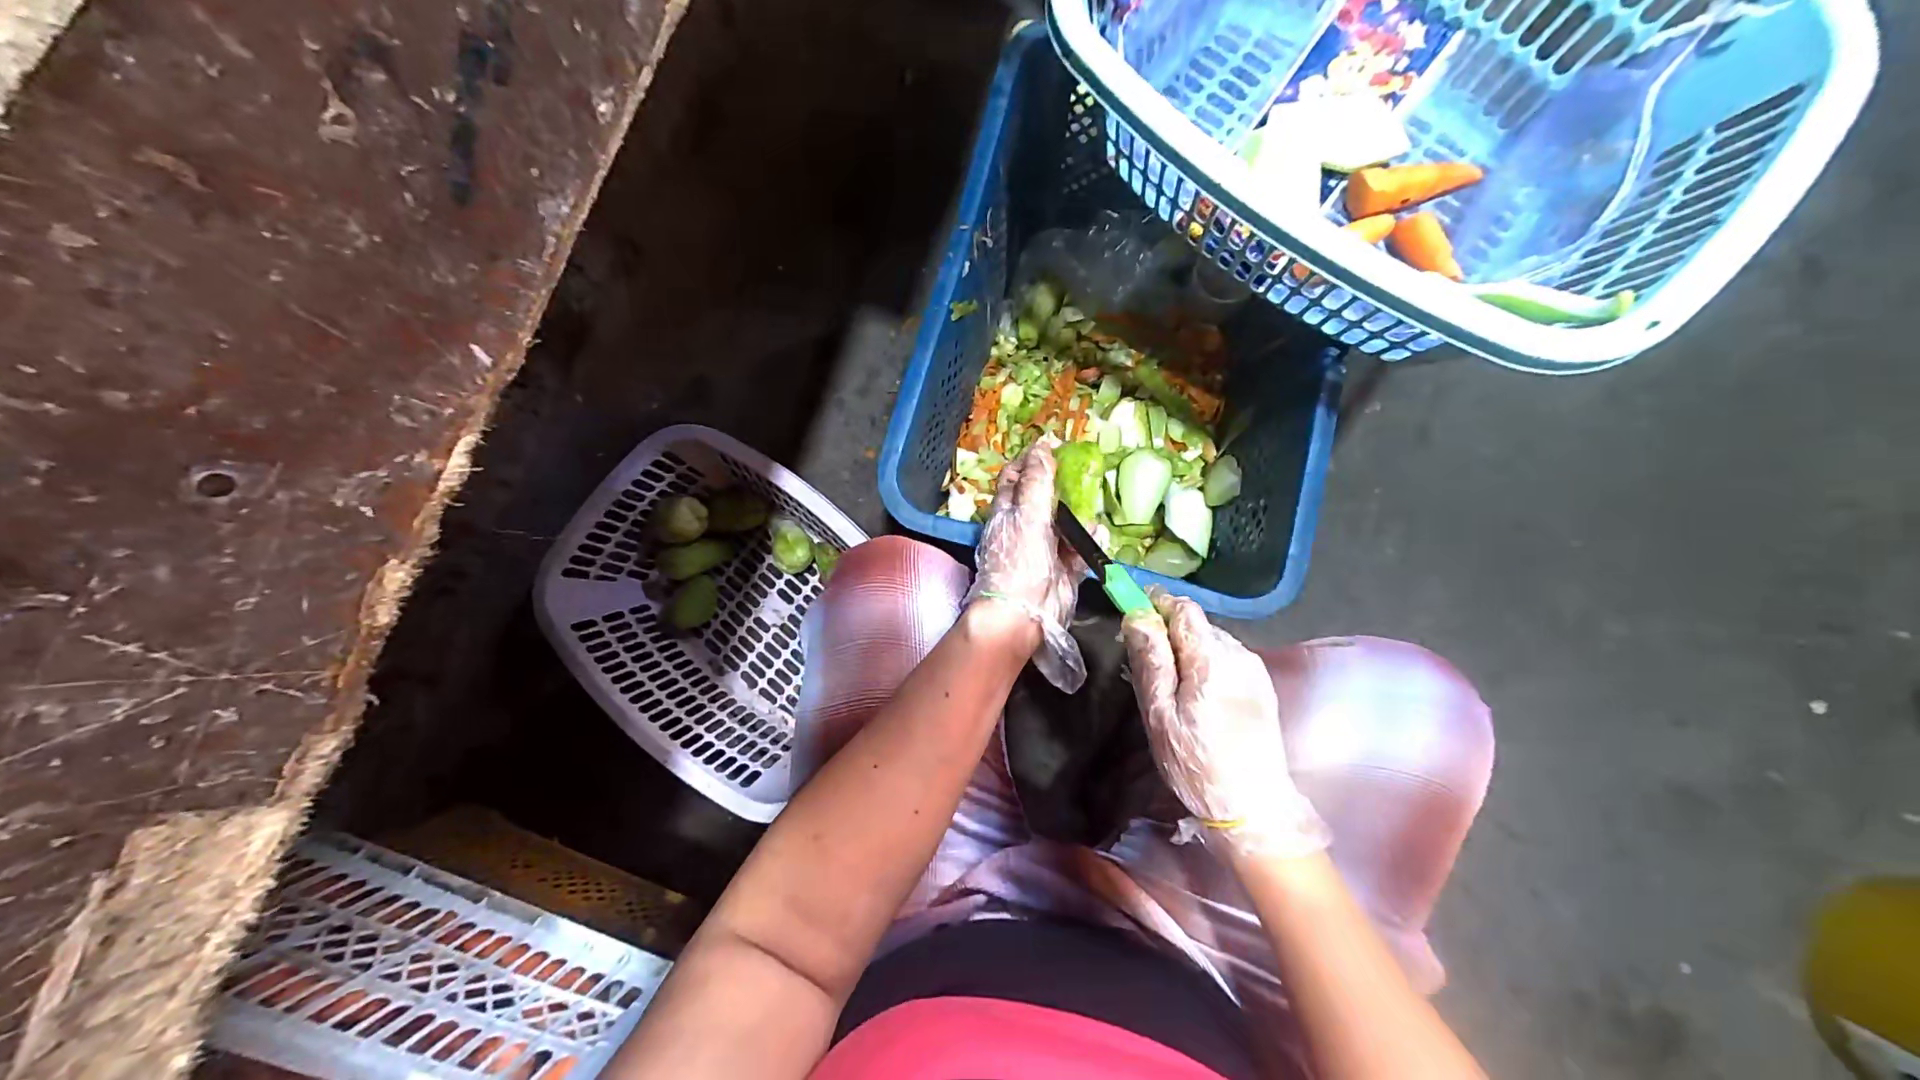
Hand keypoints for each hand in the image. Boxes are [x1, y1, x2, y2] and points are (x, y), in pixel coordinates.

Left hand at [965, 441, 1085, 691]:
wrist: (1025, 612)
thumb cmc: (1019, 560)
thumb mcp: (1027, 514)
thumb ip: (1038, 481)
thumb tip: (1043, 446)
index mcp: (1008, 511)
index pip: (1015, 476)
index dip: (1031, 459)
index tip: (1053, 445)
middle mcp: (1024, 527)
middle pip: (1043, 497)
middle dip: (1062, 484)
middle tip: (1083, 468)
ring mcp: (1044, 548)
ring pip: (1065, 523)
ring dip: (1080, 513)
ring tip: (1094, 499)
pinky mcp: (1063, 569)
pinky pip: (1080, 550)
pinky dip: (1089, 541)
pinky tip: (1097, 534)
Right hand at [1122, 590, 1327, 858]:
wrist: (1254, 808)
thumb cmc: (1196, 764)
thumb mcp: (1160, 715)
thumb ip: (1151, 661)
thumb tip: (1137, 616)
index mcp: (1212, 659)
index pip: (1183, 608)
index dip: (1155, 603)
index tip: (1131, 615)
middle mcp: (1238, 654)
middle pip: (1196, 623)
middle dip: (1167, 630)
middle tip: (1142, 661)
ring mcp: (1254, 669)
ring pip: (1209, 640)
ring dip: (1185, 648)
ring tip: (1167, 683)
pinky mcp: (1261, 685)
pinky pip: (1224, 658)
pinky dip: (1202, 663)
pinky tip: (1193, 694)